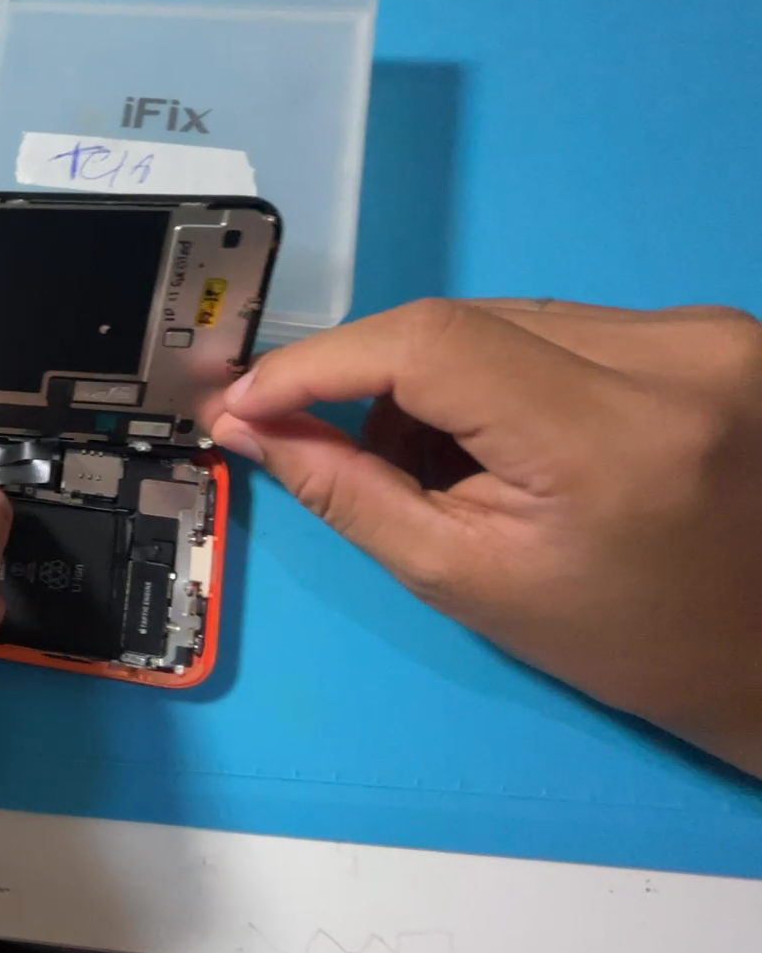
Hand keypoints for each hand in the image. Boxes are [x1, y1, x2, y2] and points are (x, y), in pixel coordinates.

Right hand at [210, 298, 761, 773]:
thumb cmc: (607, 632)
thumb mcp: (447, 569)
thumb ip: (336, 486)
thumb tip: (243, 423)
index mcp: (611, 435)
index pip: (426, 345)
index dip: (315, 362)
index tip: (246, 401)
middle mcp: (677, 353)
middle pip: (447, 325)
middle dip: (359, 381)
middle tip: (319, 441)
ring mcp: (709, 331)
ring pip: (487, 321)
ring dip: (420, 384)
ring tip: (439, 462)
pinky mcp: (709, 329)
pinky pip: (539, 327)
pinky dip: (479, 377)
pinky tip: (497, 437)